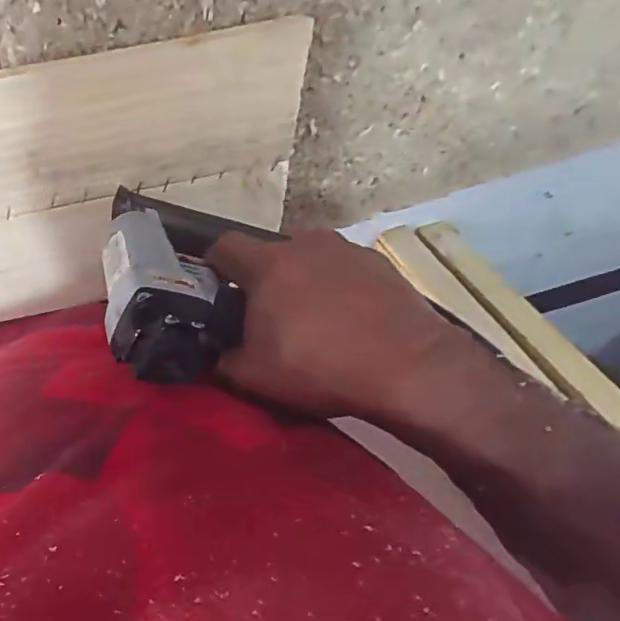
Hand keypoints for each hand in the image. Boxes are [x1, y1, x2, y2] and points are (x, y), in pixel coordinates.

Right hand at [206, 230, 476, 418]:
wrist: (407, 366)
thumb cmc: (320, 367)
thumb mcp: (256, 377)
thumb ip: (224, 362)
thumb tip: (214, 356)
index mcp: (269, 264)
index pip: (224, 246)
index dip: (212, 266)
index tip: (215, 290)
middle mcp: (307, 244)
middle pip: (272, 252)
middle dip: (264, 279)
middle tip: (268, 316)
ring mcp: (348, 249)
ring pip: (312, 259)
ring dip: (304, 281)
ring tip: (314, 320)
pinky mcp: (381, 264)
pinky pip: (346, 270)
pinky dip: (340, 288)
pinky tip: (351, 320)